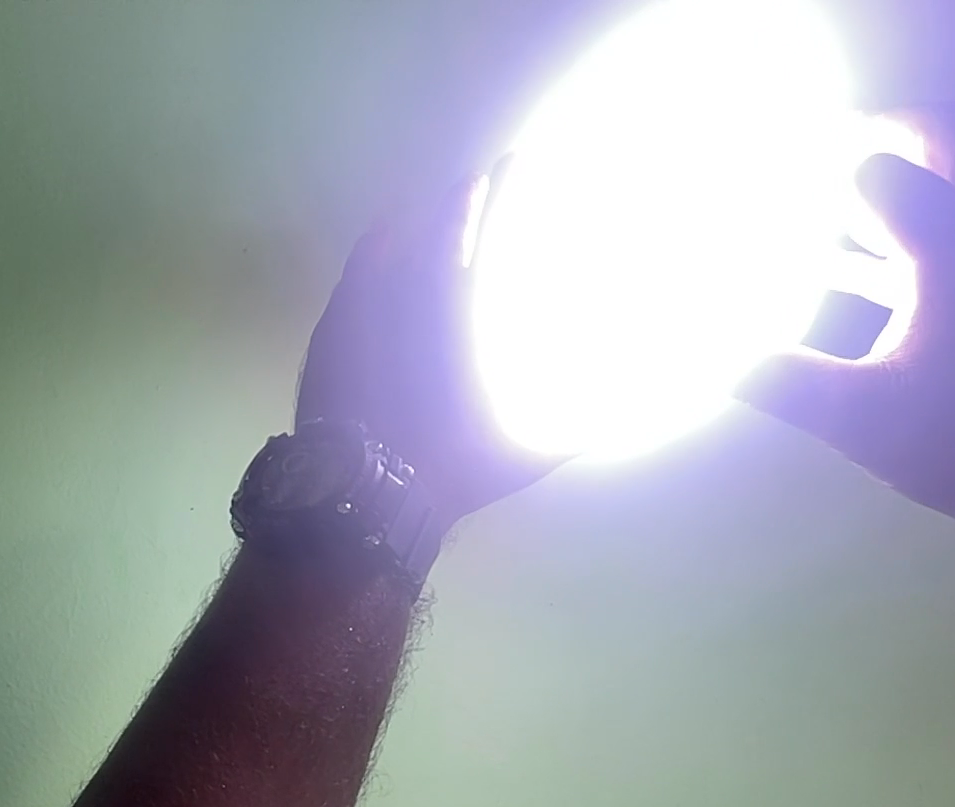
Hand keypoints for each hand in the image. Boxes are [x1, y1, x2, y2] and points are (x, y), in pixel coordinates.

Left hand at [296, 174, 564, 527]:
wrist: (364, 494)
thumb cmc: (448, 471)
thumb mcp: (523, 457)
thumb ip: (574, 428)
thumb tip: (622, 413)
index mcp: (463, 316)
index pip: (486, 233)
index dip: (501, 194)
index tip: (512, 164)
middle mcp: (412, 299)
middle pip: (434, 230)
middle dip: (456, 203)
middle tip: (470, 183)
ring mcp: (364, 315)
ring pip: (388, 247)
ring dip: (410, 222)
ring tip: (419, 206)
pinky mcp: (332, 335)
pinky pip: (352, 277)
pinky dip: (368, 253)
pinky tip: (376, 242)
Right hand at [740, 102, 954, 544]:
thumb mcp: (861, 417)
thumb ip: (779, 380)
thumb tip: (708, 361)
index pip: (878, 170)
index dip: (813, 165)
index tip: (760, 172)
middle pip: (949, 136)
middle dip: (874, 135)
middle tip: (806, 155)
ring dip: (890, 185)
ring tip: (814, 213)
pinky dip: (908, 231)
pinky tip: (850, 276)